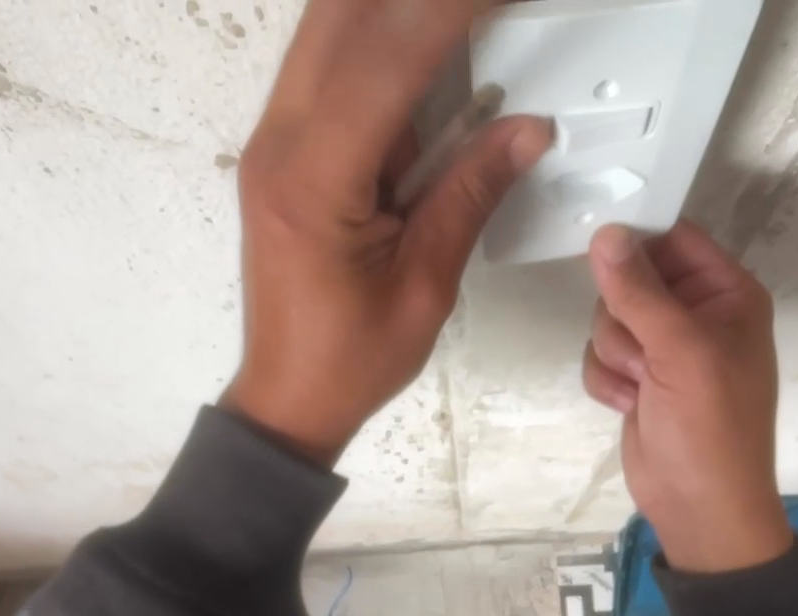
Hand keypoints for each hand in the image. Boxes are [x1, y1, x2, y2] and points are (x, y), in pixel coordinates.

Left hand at [222, 0, 552, 467]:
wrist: (289, 396)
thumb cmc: (349, 361)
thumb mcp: (424, 285)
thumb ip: (469, 196)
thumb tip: (525, 131)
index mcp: (312, 184)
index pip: (383, 61)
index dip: (449, 12)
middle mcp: (277, 148)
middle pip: (337, 17)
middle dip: (415, 1)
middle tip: (482, 11)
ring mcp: (272, 147)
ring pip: (327, 35)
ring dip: (392, 19)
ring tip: (463, 32)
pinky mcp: (283, 157)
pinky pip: (327, 76)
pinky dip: (378, 55)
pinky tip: (427, 72)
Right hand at [582, 222, 794, 572]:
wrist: (698, 504)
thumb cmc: (710, 425)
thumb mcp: (681, 351)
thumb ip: (639, 290)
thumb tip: (605, 234)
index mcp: (726, 294)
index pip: (674, 240)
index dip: (636, 241)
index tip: (598, 246)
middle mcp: (694, 315)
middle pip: (629, 281)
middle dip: (624, 320)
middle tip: (644, 354)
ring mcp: (662, 350)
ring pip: (607, 321)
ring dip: (615, 356)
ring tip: (642, 386)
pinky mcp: (636, 380)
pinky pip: (599, 357)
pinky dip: (607, 382)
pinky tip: (630, 405)